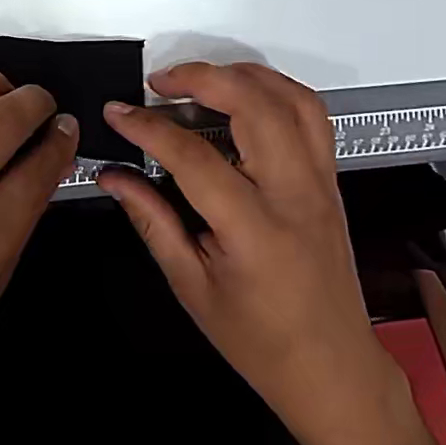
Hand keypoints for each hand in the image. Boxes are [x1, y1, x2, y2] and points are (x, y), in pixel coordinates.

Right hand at [96, 63, 385, 444]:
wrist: (332, 369)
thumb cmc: (260, 340)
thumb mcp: (190, 286)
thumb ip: (150, 220)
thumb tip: (113, 175)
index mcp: (255, 231)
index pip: (194, 157)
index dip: (148, 127)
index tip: (117, 113)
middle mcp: (296, 195)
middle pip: (255, 106)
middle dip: (201, 78)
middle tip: (160, 83)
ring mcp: (321, 183)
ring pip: (292, 99)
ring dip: (243, 75)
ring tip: (201, 79)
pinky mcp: (331, 179)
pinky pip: (312, 115)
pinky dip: (275, 89)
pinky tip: (245, 94)